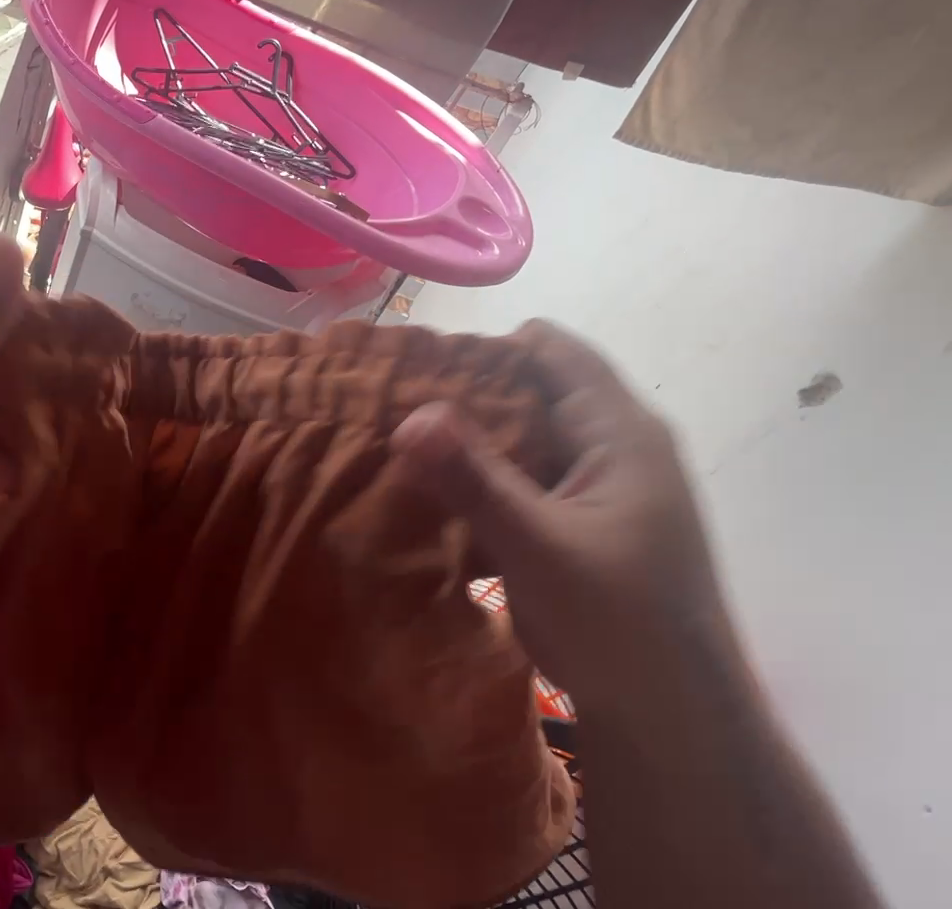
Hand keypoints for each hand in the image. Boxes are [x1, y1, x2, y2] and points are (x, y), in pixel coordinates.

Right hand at [391, 321, 740, 710]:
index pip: (554, 351)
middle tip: (390, 400)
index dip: (486, 346)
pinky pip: (521, 476)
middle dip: (465, 393)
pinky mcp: (580, 522)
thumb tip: (408, 413)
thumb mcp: (535, 543)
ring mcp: (600, 487)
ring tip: (396, 440)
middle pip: (533, 391)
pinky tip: (430, 489)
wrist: (671, 716)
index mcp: (623, 434)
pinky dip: (479, 475)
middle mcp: (617, 447)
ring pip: (524, 437)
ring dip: (467, 438)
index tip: (415, 359)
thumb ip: (472, 477)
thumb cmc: (617, 621)